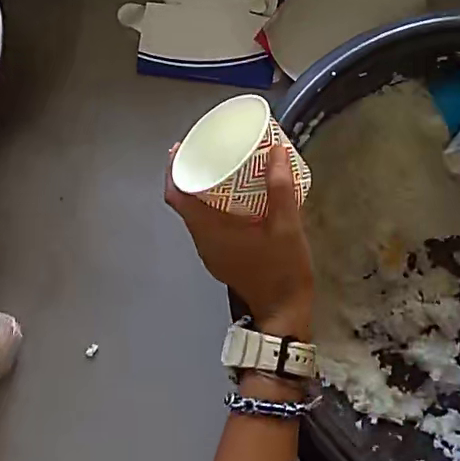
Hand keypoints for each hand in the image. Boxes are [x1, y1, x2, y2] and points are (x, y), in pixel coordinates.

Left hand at [165, 143, 314, 338]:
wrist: (285, 312)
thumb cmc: (282, 270)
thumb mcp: (286, 225)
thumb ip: (279, 188)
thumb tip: (276, 151)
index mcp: (209, 231)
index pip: (176, 196)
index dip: (173, 169)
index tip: (182, 147)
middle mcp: (203, 241)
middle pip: (184, 202)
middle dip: (191, 173)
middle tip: (208, 150)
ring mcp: (211, 252)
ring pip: (197, 214)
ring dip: (204, 190)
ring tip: (223, 167)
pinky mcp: (223, 257)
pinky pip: (209, 224)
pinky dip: (215, 205)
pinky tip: (237, 195)